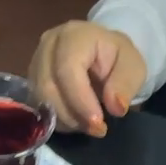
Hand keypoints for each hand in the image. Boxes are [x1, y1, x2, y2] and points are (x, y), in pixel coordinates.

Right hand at [28, 20, 146, 135]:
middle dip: (73, 116)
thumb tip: (115, 107)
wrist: (102, 55)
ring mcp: (36, 63)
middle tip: (97, 129)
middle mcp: (48, 45)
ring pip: (41, 101)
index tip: (98, 123)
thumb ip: (126, 84)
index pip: (67, 69)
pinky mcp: (32, 82)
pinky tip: (75, 122)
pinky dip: (57, 122)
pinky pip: (38, 108)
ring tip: (88, 125)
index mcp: (74, 35)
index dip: (80, 101)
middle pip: (48, 87)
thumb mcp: (133, 67)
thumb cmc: (117, 59)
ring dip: (65, 121)